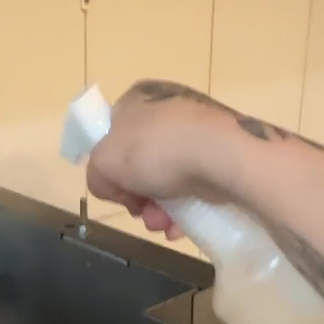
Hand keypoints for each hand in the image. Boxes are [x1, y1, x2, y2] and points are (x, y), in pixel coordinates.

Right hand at [86, 81, 239, 238]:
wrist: (224, 156)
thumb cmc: (156, 151)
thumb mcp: (103, 164)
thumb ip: (97, 176)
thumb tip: (115, 188)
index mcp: (139, 97)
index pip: (113, 132)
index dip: (111, 165)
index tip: (117, 190)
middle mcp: (170, 107)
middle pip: (142, 160)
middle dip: (138, 195)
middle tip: (141, 212)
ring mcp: (201, 128)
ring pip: (169, 175)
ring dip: (160, 208)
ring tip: (163, 226)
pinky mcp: (226, 150)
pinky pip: (197, 181)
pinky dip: (186, 206)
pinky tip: (182, 227)